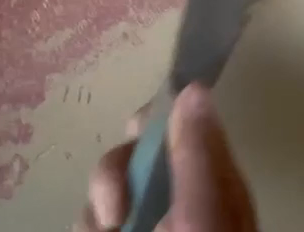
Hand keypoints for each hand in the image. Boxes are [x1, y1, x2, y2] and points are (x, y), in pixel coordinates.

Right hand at [78, 84, 257, 231]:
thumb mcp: (204, 215)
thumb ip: (197, 156)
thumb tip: (194, 86)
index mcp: (213, 179)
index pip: (181, 121)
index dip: (153, 116)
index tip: (134, 131)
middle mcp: (182, 196)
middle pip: (135, 155)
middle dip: (111, 174)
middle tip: (113, 211)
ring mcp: (153, 221)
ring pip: (109, 190)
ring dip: (95, 205)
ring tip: (104, 229)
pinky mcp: (131, 231)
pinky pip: (95, 218)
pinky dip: (90, 223)